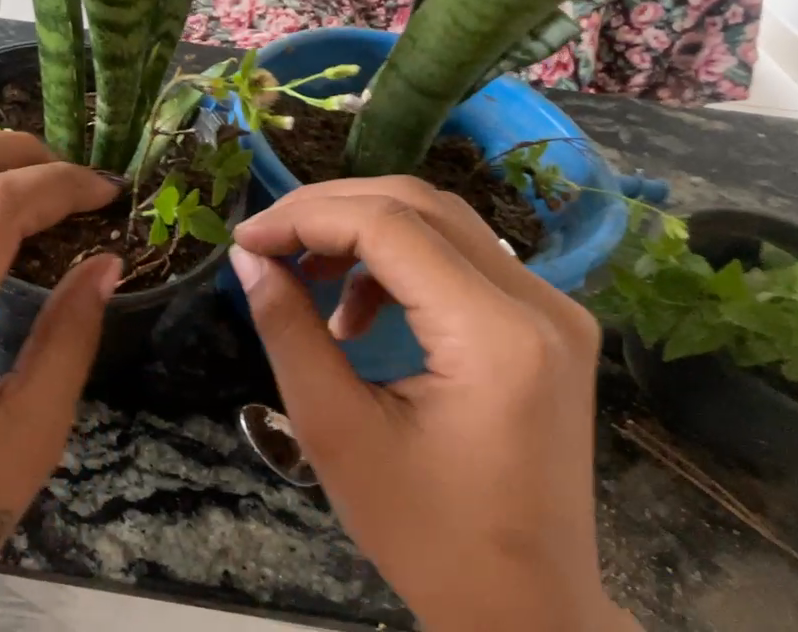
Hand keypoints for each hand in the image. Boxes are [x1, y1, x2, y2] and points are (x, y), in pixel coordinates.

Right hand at [228, 177, 635, 631]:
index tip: (245, 240)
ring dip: (360, 231)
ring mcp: (552, 312)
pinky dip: (396, 262)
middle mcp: (539, 305)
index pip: (387, 226)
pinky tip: (357, 313)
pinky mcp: (546, 326)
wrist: (524, 605)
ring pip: (439, 221)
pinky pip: (460, 257)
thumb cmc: (424, 531)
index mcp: (495, 335)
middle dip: (328, 211)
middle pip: (417, 206)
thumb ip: (288, 328)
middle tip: (267, 243)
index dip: (303, 218)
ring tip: (306, 276)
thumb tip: (248, 256)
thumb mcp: (334, 429)